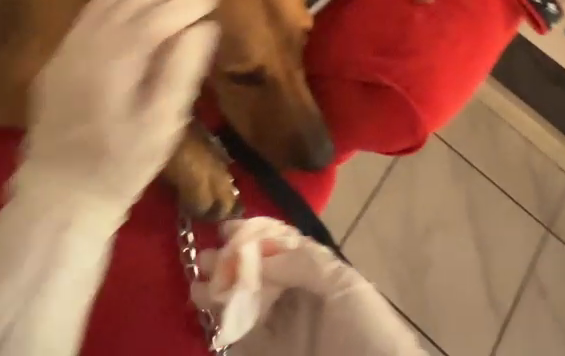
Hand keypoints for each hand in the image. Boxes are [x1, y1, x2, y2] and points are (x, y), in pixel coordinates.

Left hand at [11, 0, 219, 213]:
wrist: (60, 196)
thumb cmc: (121, 166)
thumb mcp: (162, 126)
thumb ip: (182, 72)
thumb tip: (204, 28)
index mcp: (118, 64)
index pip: (157, 19)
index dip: (186, 3)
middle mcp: (89, 49)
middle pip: (130, 6)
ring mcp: (68, 53)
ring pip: (105, 7)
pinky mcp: (56, 63)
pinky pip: (85, 18)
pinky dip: (108, 0)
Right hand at [200, 218, 424, 353]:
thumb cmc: (368, 333)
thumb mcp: (344, 286)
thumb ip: (302, 263)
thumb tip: (258, 255)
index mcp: (318, 273)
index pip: (280, 246)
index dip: (254, 235)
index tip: (226, 229)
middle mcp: (297, 296)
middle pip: (257, 272)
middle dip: (229, 262)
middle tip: (203, 258)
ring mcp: (282, 329)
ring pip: (244, 301)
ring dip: (219, 290)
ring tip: (196, 284)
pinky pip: (241, 336)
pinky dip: (222, 321)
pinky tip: (206, 310)